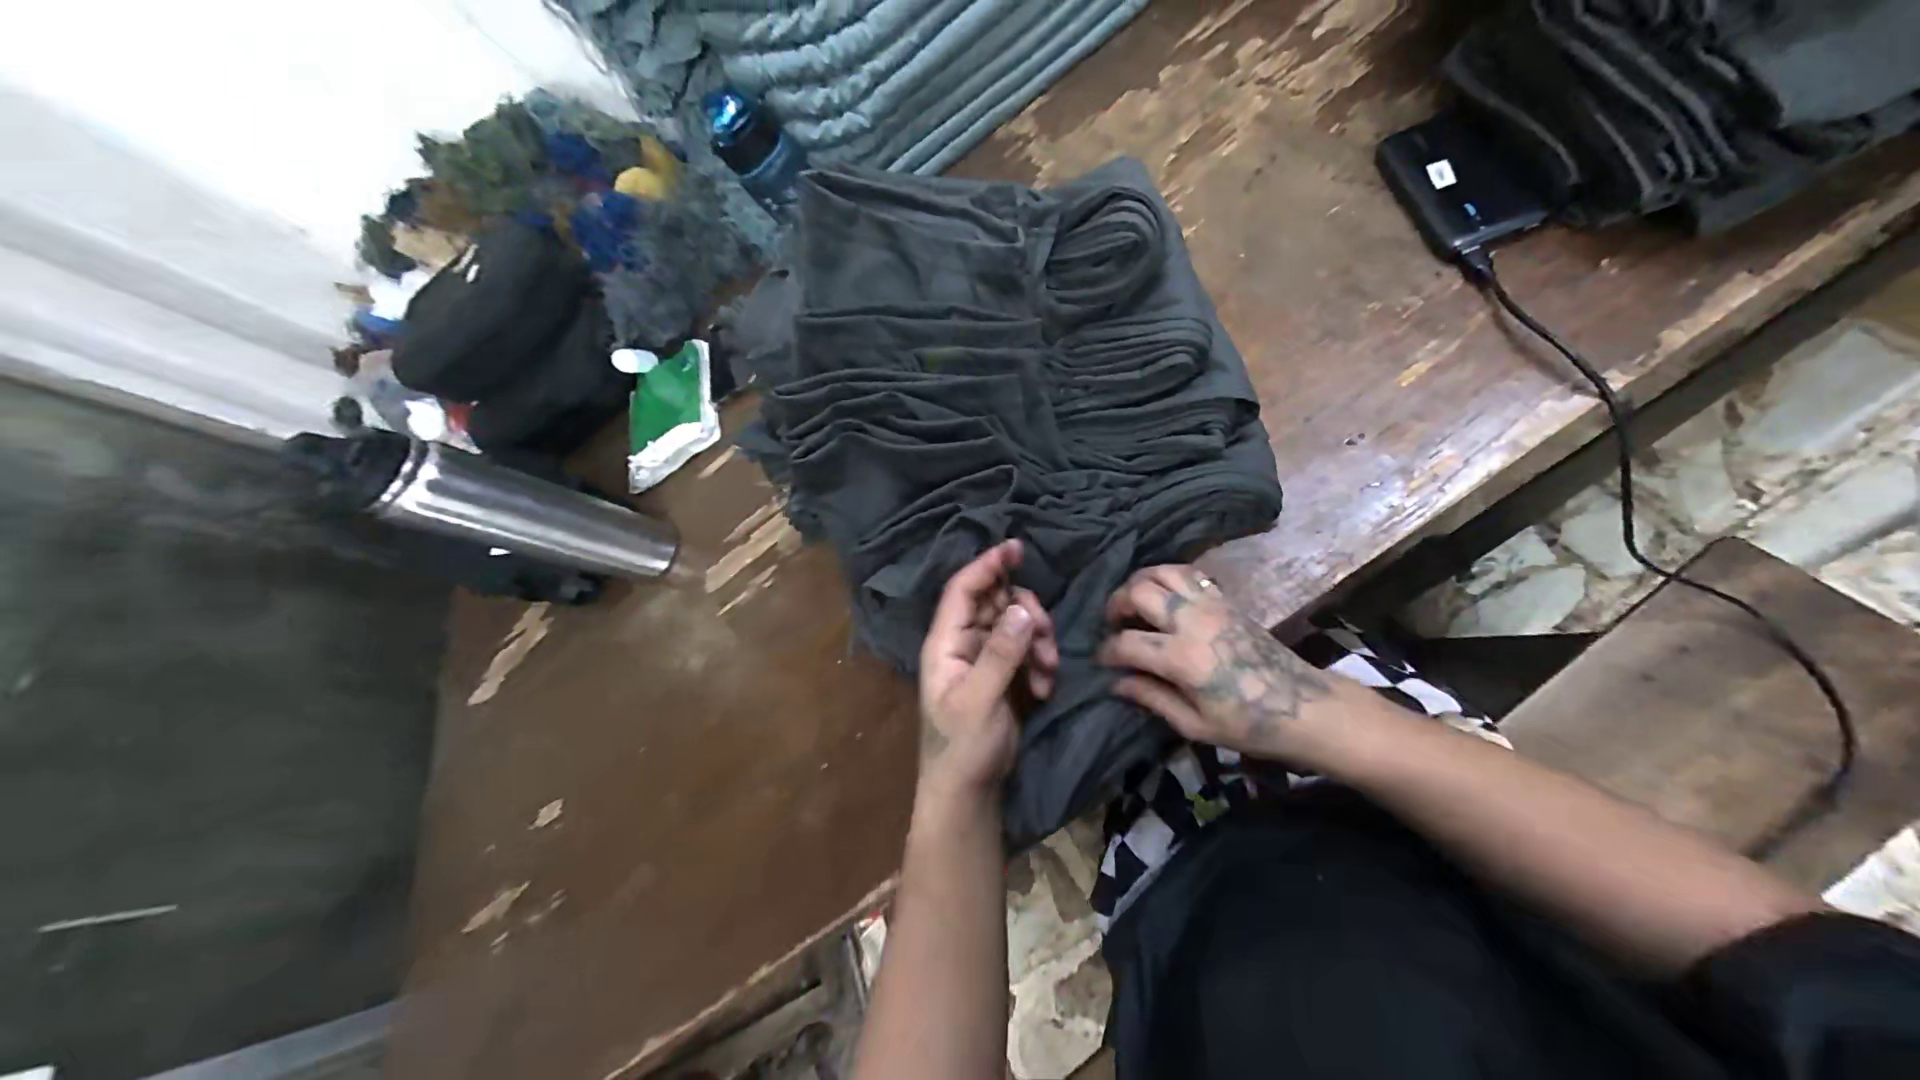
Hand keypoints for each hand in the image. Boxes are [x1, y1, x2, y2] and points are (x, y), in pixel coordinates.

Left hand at [918, 540, 1058, 796]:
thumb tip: (1023, 608)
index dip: (987, 565)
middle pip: (996, 603)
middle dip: (1026, 613)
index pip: (963, 590)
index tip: (1016, 548)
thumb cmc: (962, 747)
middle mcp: (963, 644)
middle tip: (1046, 633)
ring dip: (1039, 641)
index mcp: (945, 643)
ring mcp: (984, 659)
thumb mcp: (980, 700)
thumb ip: (1001, 653)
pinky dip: (1040, 662)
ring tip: (1048, 671)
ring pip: (1016, 625)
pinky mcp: (1004, 675)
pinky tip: (1045, 688)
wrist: (968, 791)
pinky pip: (1026, 650)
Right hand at [1098, 565, 1329, 758]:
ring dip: (1139, 583)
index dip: (1106, 652)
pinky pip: (1187, 573)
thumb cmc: (1248, 725)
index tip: (1102, 662)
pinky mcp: (1225, 600)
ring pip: (1161, 572)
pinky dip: (1166, 577)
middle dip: (1116, 605)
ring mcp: (1210, 605)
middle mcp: (1192, 622)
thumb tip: (1116, 683)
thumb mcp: (1194, 725)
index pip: (1126, 643)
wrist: (1304, 706)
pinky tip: (1163, 596)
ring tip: (1134, 603)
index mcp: (1181, 658)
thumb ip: (1151, 698)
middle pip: (1137, 592)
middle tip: (1113, 624)